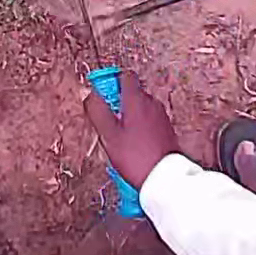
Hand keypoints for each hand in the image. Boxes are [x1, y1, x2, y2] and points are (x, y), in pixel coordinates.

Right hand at [82, 70, 181, 187]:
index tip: (102, 94)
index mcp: (137, 100)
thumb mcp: (108, 134)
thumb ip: (97, 111)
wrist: (164, 178)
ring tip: (119, 135)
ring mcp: (161, 116)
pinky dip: (139, 125)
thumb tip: (88, 94)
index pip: (125, 76)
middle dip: (118, 102)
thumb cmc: (136, 156)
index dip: (111, 81)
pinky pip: (148, 119)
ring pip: (140, 107)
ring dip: (128, 115)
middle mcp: (152, 103)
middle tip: (107, 120)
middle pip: (132, 92)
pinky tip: (133, 143)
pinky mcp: (166, 129)